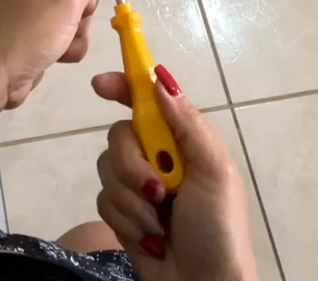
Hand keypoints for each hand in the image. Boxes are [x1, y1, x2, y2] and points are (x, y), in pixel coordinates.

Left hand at [0, 0, 150, 117]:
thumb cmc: (27, 33)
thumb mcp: (65, 0)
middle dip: (89, 6)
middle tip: (73, 17)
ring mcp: (40, 4)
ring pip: (82, 12)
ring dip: (79, 30)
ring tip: (60, 40)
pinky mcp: (42, 30)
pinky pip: (71, 32)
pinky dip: (70, 44)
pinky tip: (55, 55)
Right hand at [92, 68, 256, 280]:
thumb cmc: (218, 228)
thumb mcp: (215, 171)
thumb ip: (187, 123)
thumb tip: (159, 79)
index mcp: (181, 139)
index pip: (146, 99)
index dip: (122, 85)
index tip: (99, 85)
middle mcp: (156, 156)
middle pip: (118, 134)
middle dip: (132, 164)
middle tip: (157, 189)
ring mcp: (137, 185)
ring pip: (106, 168)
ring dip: (131, 200)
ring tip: (157, 224)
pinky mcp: (123, 214)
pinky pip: (103, 200)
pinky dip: (125, 220)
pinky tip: (148, 238)